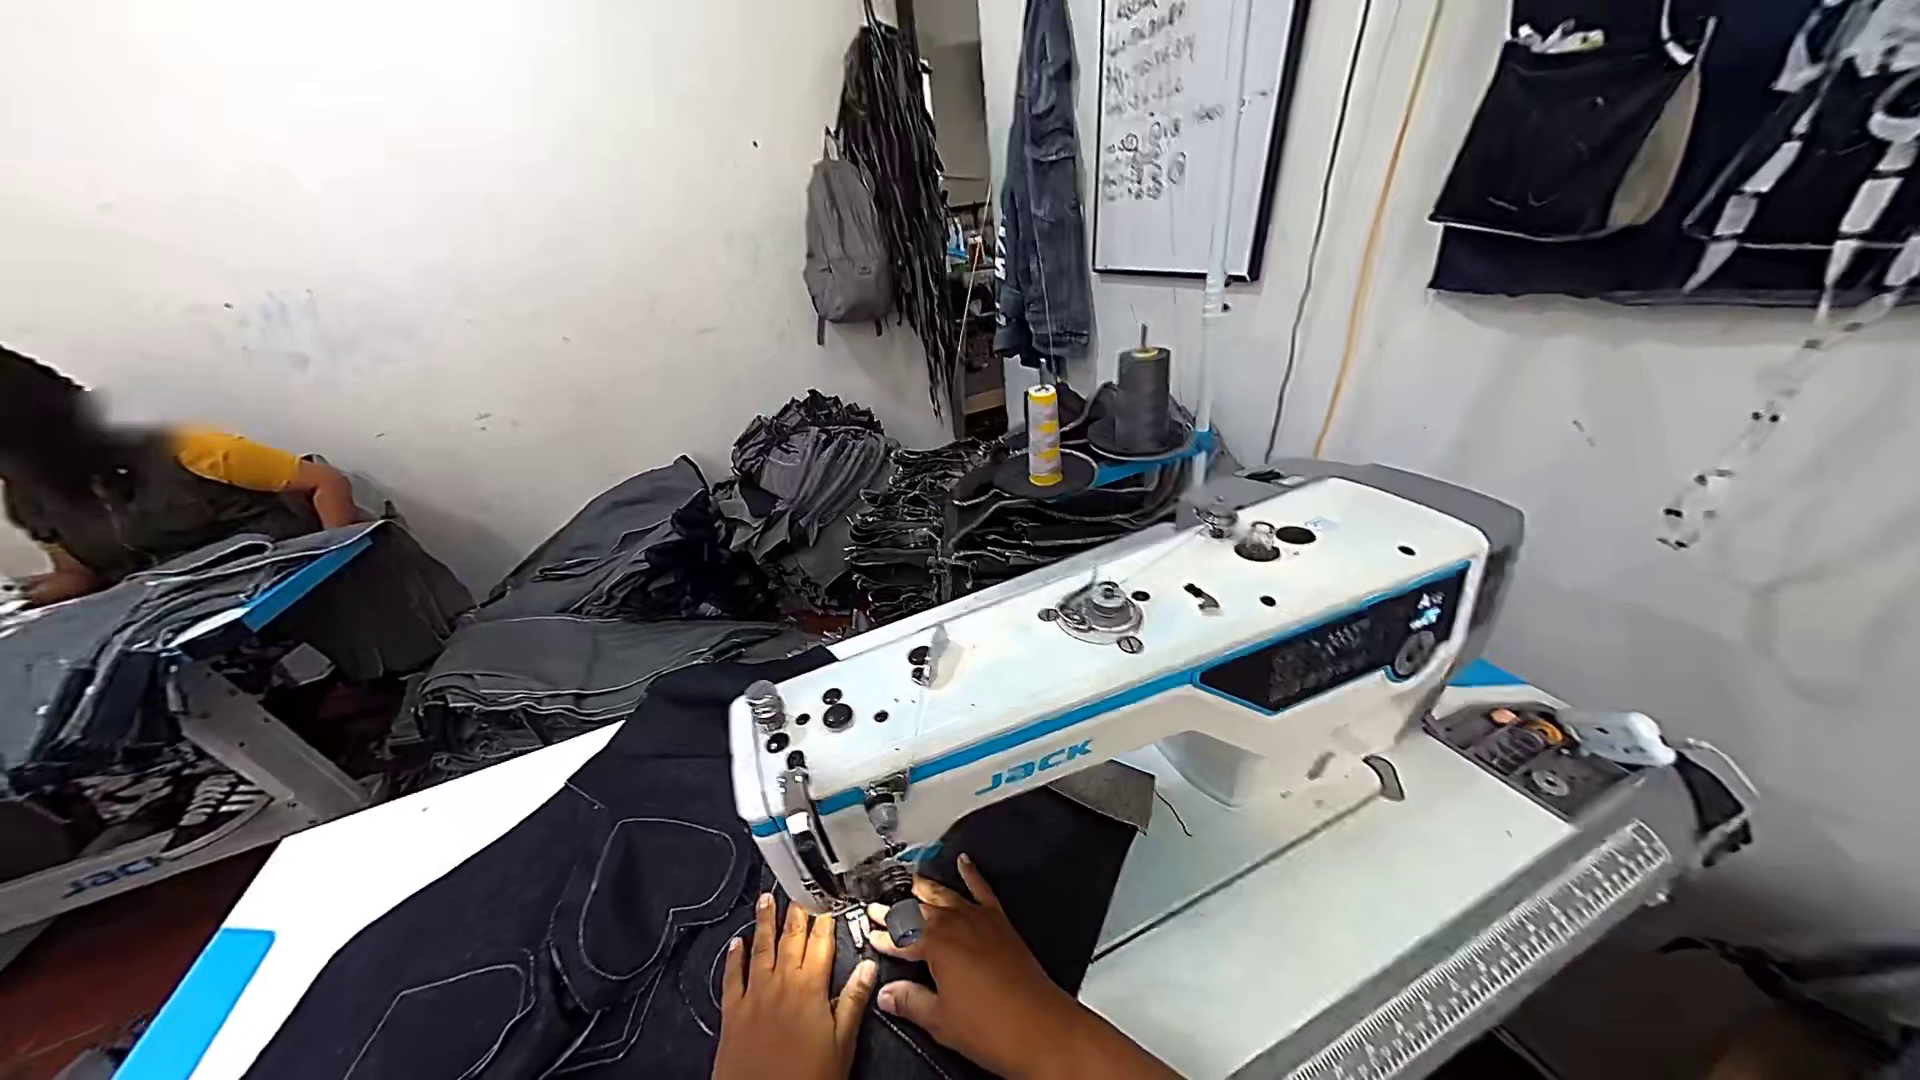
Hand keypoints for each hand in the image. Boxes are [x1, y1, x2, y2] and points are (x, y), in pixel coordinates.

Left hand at [713, 892, 876, 1079]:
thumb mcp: (840, 1045)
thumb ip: (854, 1001)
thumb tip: (868, 966)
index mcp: (811, 988)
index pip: (821, 942)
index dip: (825, 919)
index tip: (828, 900)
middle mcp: (782, 983)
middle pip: (791, 938)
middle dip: (796, 911)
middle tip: (798, 889)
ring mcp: (755, 995)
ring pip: (761, 948)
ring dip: (764, 922)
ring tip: (766, 899)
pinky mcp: (732, 1013)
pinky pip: (732, 977)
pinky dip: (733, 958)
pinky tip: (735, 943)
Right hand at [867, 855, 1177, 1079]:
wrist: (1040, 1028)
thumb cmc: (994, 1027)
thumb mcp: (940, 1020)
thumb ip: (911, 1001)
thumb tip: (889, 993)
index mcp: (937, 945)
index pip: (900, 936)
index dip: (883, 935)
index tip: (871, 932)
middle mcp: (957, 924)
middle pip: (918, 909)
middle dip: (897, 909)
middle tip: (881, 906)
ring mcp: (979, 919)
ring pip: (945, 894)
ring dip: (926, 887)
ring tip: (911, 880)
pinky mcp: (999, 921)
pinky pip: (982, 889)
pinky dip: (972, 873)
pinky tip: (965, 861)